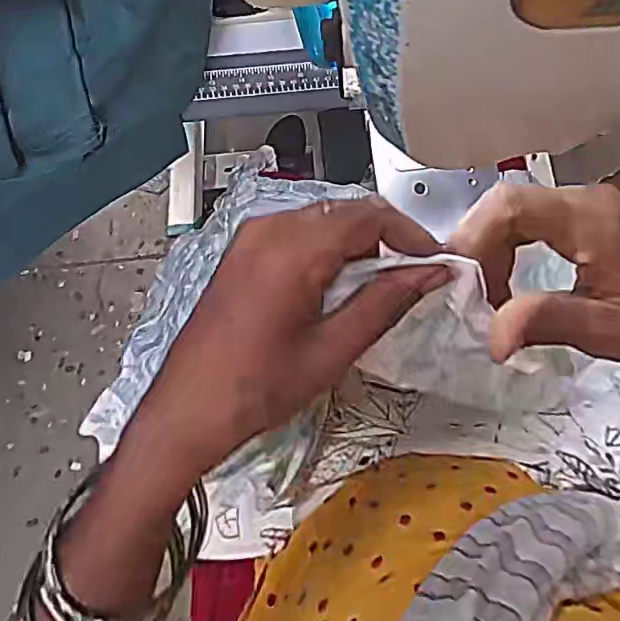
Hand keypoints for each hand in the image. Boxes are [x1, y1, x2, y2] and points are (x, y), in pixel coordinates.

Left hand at [122, 197, 450, 480]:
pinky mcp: (244, 248)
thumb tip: (427, 275)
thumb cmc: (252, 389)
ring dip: (358, 242)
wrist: (187, 410)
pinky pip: (299, 230)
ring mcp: (252, 236)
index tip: (432, 260)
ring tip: (378, 284)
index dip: (411, 234)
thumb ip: (385, 302)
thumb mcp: (332, 350)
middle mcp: (270, 230)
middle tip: (412, 273)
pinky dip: (328, 246)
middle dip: (387, 237)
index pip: (370, 216)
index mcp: (294, 250)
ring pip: (325, 217)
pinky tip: (338, 283)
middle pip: (348, 210)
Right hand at [448, 183, 619, 402]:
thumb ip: (541, 321)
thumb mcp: (602, 330)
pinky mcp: (585, 214)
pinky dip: (509, 243)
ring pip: (514, 206)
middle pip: (507, 200)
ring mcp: (585, 202)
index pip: (511, 205)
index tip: (460, 280)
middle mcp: (585, 199)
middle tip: (465, 288)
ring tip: (485, 289)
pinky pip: (531, 216)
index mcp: (591, 219)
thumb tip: (489, 335)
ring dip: (491, 244)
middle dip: (477, 242)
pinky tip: (507, 275)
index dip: (474, 237)